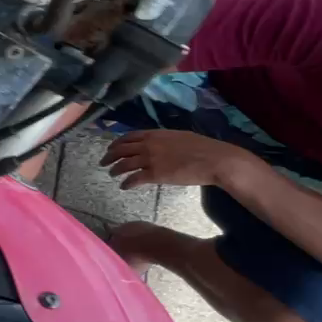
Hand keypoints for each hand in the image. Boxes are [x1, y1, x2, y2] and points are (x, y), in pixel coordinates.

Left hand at [100, 130, 261, 189]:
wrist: (218, 161)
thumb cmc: (206, 149)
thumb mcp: (181, 136)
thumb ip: (165, 139)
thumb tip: (158, 143)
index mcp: (155, 135)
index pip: (128, 137)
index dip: (117, 143)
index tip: (111, 148)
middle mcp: (148, 146)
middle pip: (120, 150)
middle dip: (109, 156)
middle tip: (103, 162)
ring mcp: (149, 160)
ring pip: (123, 165)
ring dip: (114, 170)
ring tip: (112, 174)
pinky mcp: (154, 174)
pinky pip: (133, 179)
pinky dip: (126, 183)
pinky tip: (124, 186)